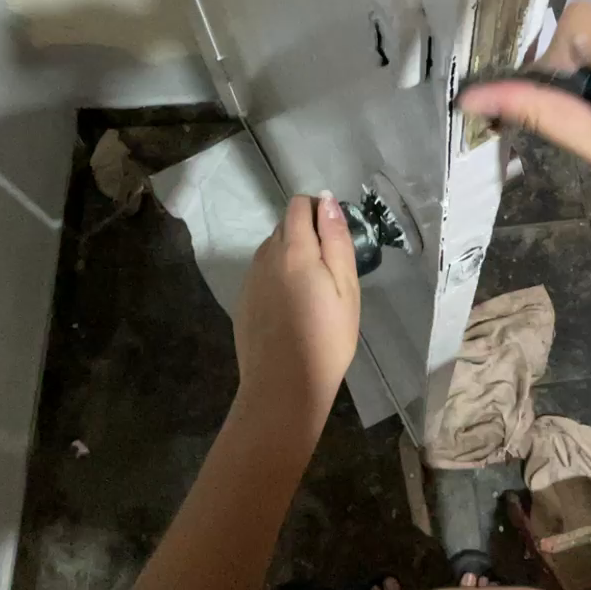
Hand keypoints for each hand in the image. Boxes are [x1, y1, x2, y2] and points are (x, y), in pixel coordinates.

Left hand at [232, 194, 361, 437]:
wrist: (283, 388)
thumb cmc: (327, 338)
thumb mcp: (346, 287)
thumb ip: (337, 240)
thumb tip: (328, 201)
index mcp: (294, 250)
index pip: (299, 206)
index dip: (319, 210)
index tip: (337, 234)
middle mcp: (266, 257)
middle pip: (285, 225)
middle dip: (308, 232)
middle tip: (331, 266)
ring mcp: (250, 279)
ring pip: (272, 248)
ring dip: (292, 253)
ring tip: (313, 287)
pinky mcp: (243, 300)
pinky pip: (263, 271)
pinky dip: (278, 275)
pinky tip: (292, 305)